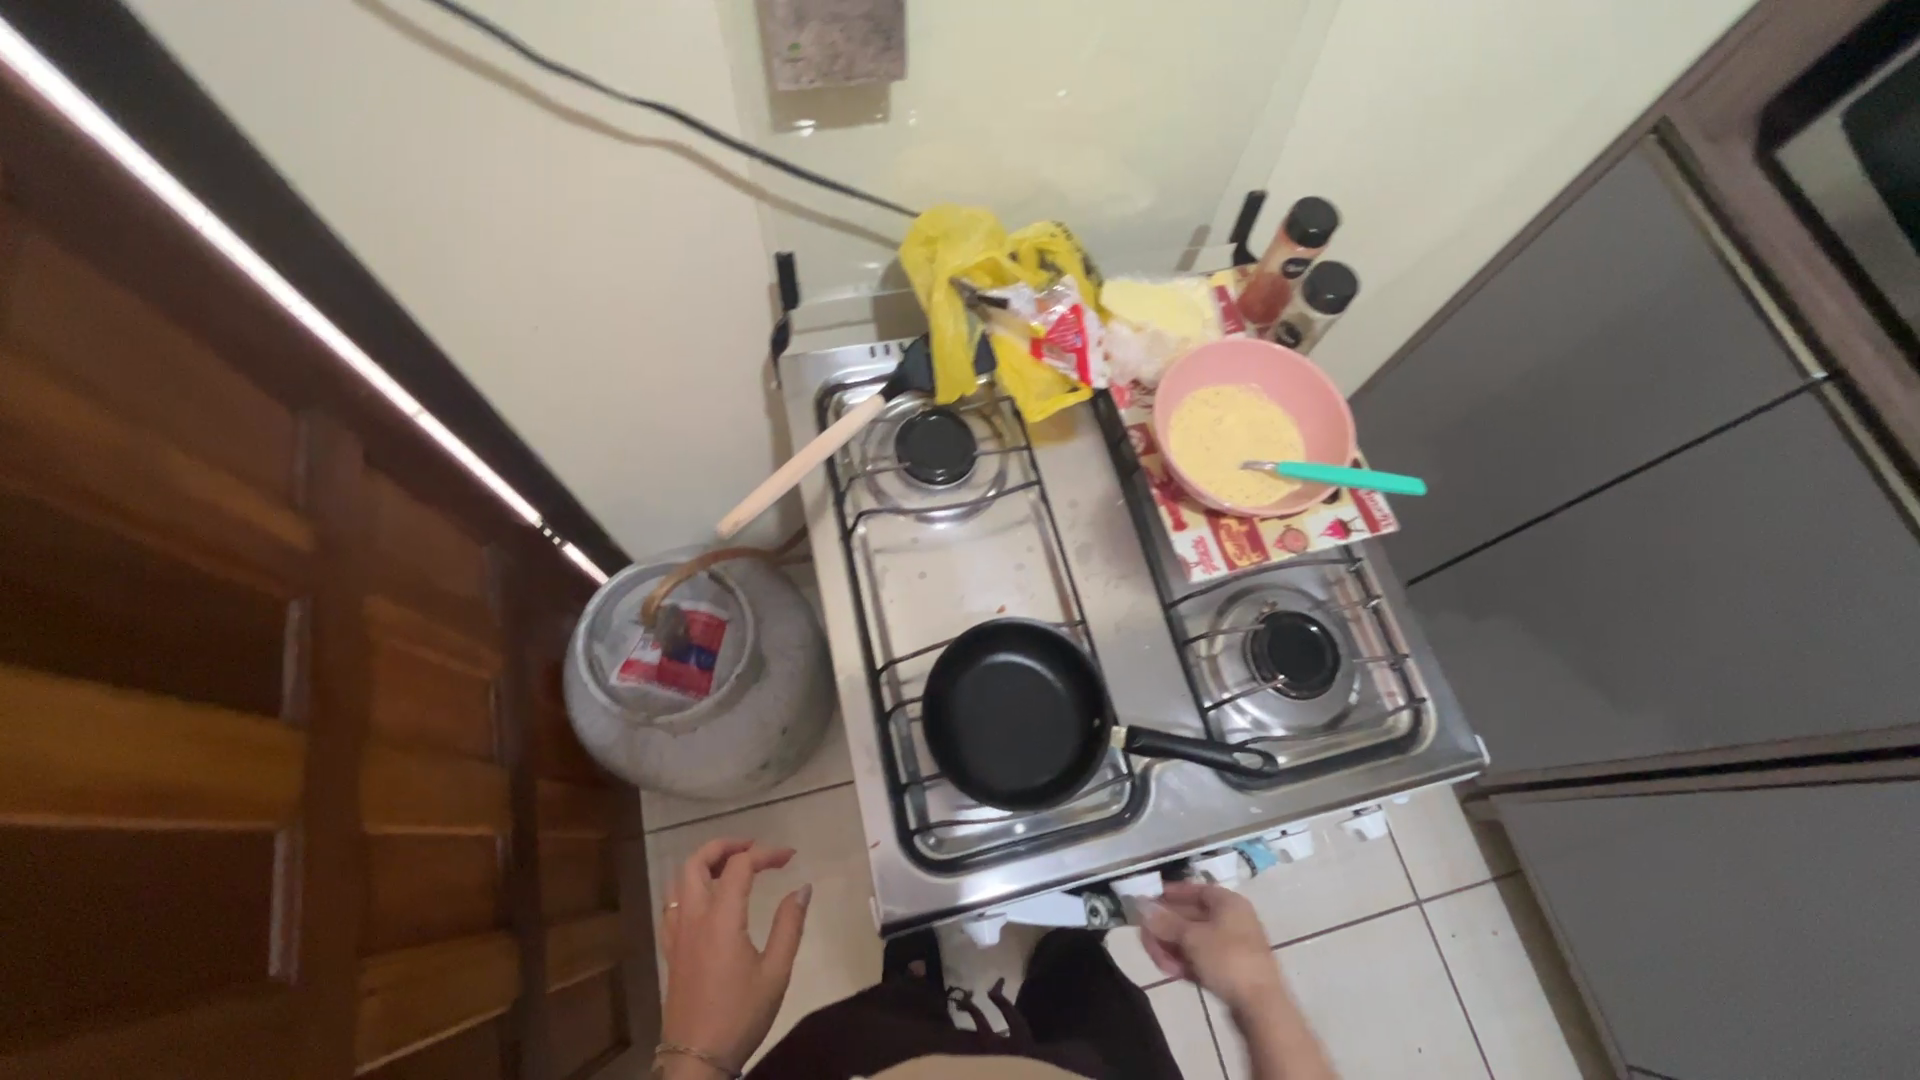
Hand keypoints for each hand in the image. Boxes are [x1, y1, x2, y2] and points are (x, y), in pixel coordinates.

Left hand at [660, 838, 812, 1072]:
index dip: (766, 854)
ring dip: (705, 863)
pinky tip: (708, 899)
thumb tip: (802, 887)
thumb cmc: (740, 1016)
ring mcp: (677, 934)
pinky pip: (674, 904)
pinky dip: (691, 888)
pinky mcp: (672, 950)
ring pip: (680, 880)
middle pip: (697, 862)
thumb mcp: (776, 972)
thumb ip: (790, 925)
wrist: (696, 1060)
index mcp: (721, 919)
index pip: (740, 866)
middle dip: (725, 845)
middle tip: (754, 848)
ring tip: (733, 866)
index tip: (790, 857)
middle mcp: (694, 918)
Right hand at [1140, 881, 1285, 1012]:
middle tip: (1144, 936)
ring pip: (1192, 940)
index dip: (1170, 893)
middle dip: (1165, 927)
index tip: (1147, 900)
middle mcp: (1231, 919)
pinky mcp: (1229, 970)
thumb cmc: (1228, 959)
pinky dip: (1184, 961)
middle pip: (1190, 916)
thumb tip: (1141, 905)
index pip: (1195, 889)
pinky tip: (1170, 971)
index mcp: (1228, 902)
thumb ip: (1165, 921)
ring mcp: (1231, 946)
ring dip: (1171, 947)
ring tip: (1157, 959)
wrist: (1261, 1007)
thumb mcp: (1192, 937)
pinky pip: (1201, 958)